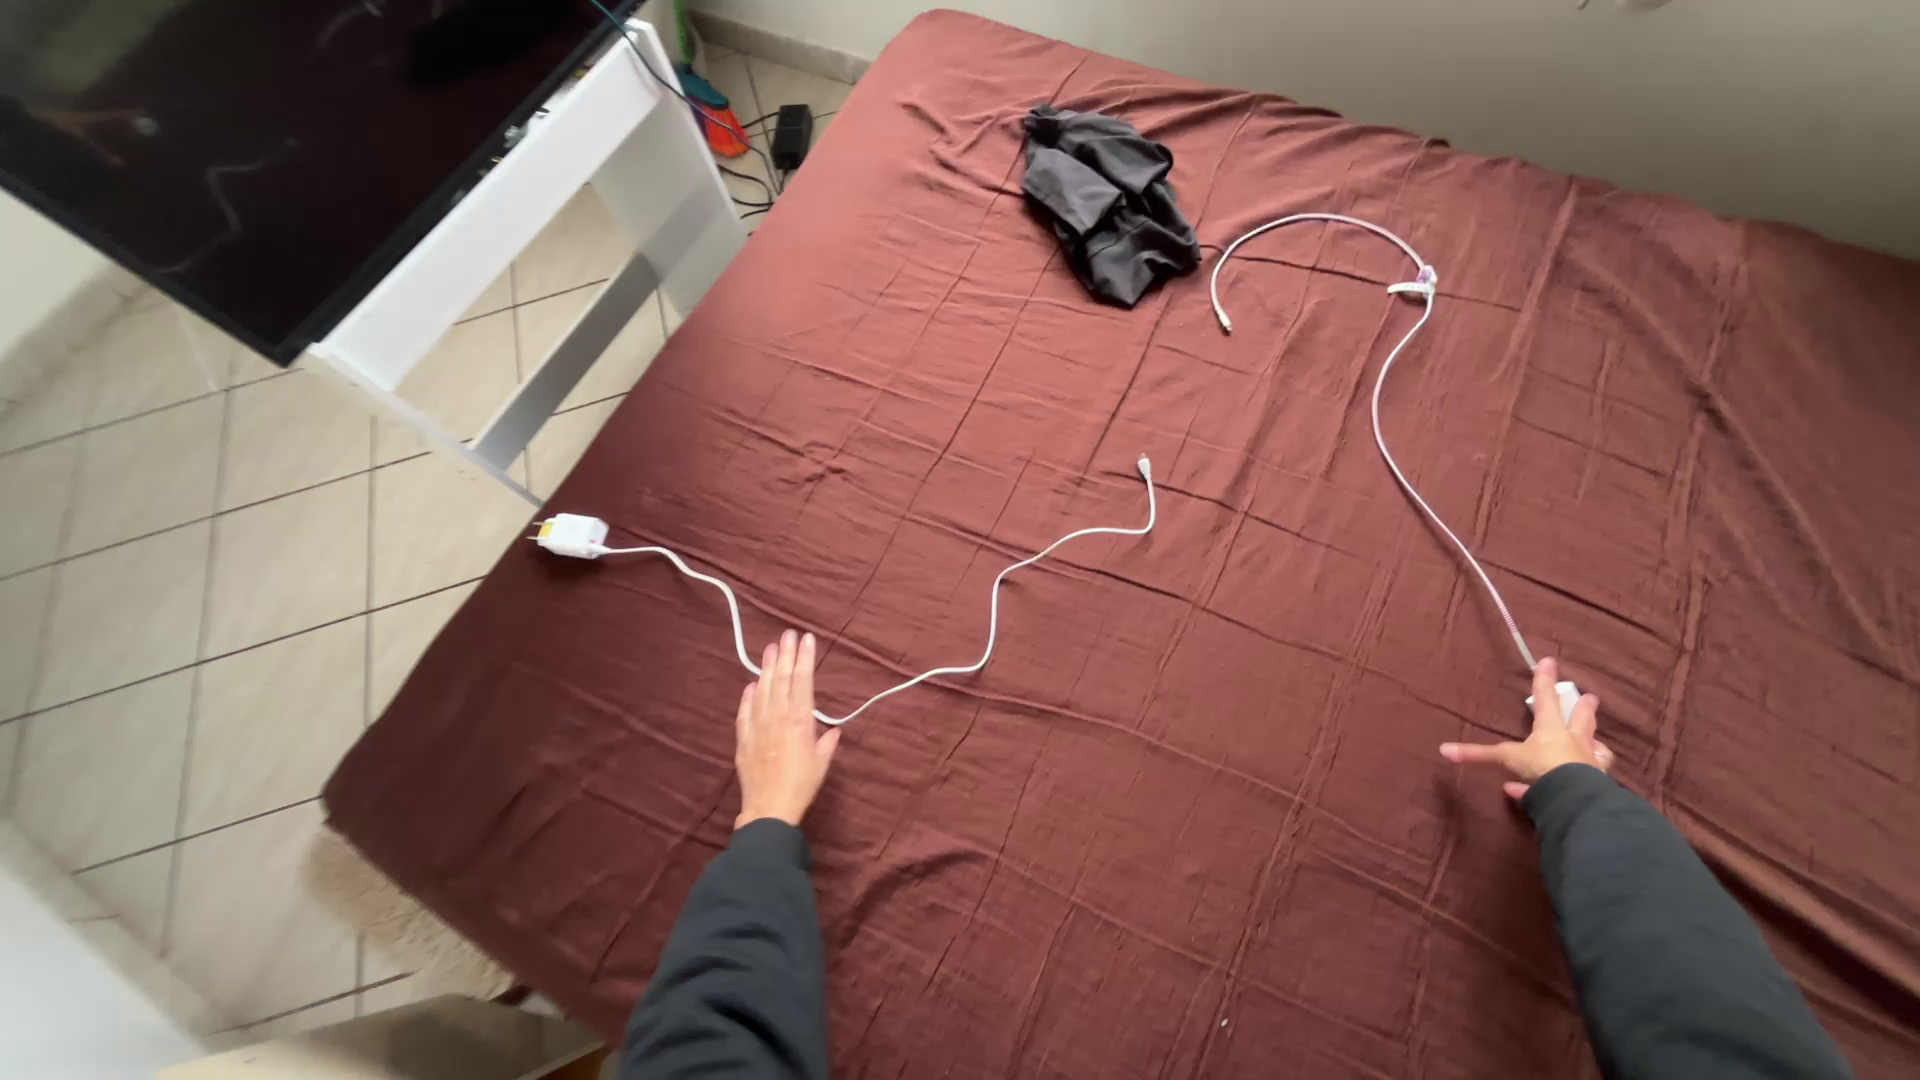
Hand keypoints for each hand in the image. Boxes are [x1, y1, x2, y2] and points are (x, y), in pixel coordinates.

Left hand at [734, 630, 840, 828]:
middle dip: (785, 654)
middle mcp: (777, 717)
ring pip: (762, 690)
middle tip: (787, 635)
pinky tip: (751, 685)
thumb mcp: (822, 762)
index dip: (804, 658)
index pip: (803, 681)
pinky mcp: (743, 739)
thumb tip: (834, 730)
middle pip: (781, 679)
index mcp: (799, 720)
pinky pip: (744, 712)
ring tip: (770, 649)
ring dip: (766, 668)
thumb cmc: (802, 784)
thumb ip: (827, 742)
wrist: (770, 808)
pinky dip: (748, 696)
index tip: (806, 639)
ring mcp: (757, 727)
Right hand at [1440, 657, 1614, 799]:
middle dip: (1585, 708)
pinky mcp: (1593, 784)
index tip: (1549, 661)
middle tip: (1592, 697)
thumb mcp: (1506, 757)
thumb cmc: (1541, 765)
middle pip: (1581, 720)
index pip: (1546, 699)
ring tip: (1597, 742)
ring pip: (1594, 749)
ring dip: (1593, 743)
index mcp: (1552, 728)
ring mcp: (1588, 763)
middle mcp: (1574, 741)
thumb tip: (1443, 750)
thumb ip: (1477, 753)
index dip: (1545, 680)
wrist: (1573, 795)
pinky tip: (1556, 786)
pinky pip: (1582, 780)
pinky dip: (1568, 782)